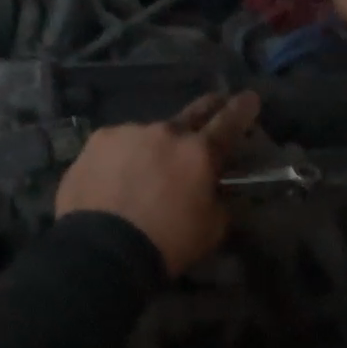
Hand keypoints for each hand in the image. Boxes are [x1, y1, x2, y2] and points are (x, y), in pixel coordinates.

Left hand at [56, 92, 260, 275]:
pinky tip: (114, 177)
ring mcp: (129, 132)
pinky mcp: (97, 141)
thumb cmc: (166, 243)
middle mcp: (166, 132)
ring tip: (144, 172)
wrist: (102, 250)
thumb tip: (214, 189)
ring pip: (149, 134)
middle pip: (192, 114)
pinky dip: (122, 157)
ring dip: (154, 146)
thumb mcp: (211, 229)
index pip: (230, 122)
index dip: (243, 109)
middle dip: (208, 109)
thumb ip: (218, 200)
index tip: (249, 97)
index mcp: (199, 152)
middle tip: (214, 106)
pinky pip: (118, 145)